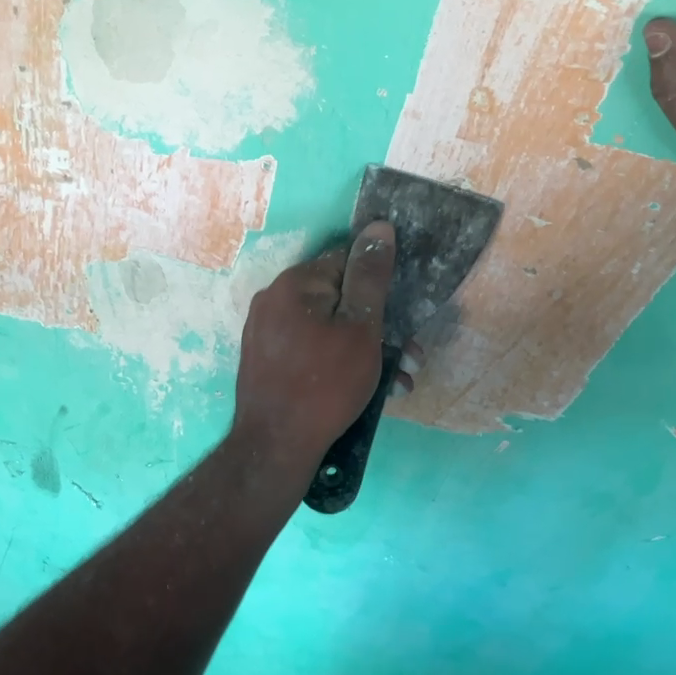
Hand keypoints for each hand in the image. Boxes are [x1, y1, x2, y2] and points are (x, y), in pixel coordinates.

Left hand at [231, 221, 395, 467]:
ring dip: (366, 351)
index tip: (403, 317)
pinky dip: (339, 364)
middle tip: (410, 358)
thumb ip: (371, 277)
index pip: (346, 263)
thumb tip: (379, 228)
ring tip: (397, 382)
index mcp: (293, 283)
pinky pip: (311, 350)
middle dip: (379, 327)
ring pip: (328, 329)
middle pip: (339, 300)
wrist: (274, 446)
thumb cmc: (325, 384)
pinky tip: (368, 392)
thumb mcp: (360, 328)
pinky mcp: (266, 361)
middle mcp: (273, 300)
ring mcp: (266, 332)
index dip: (380, 287)